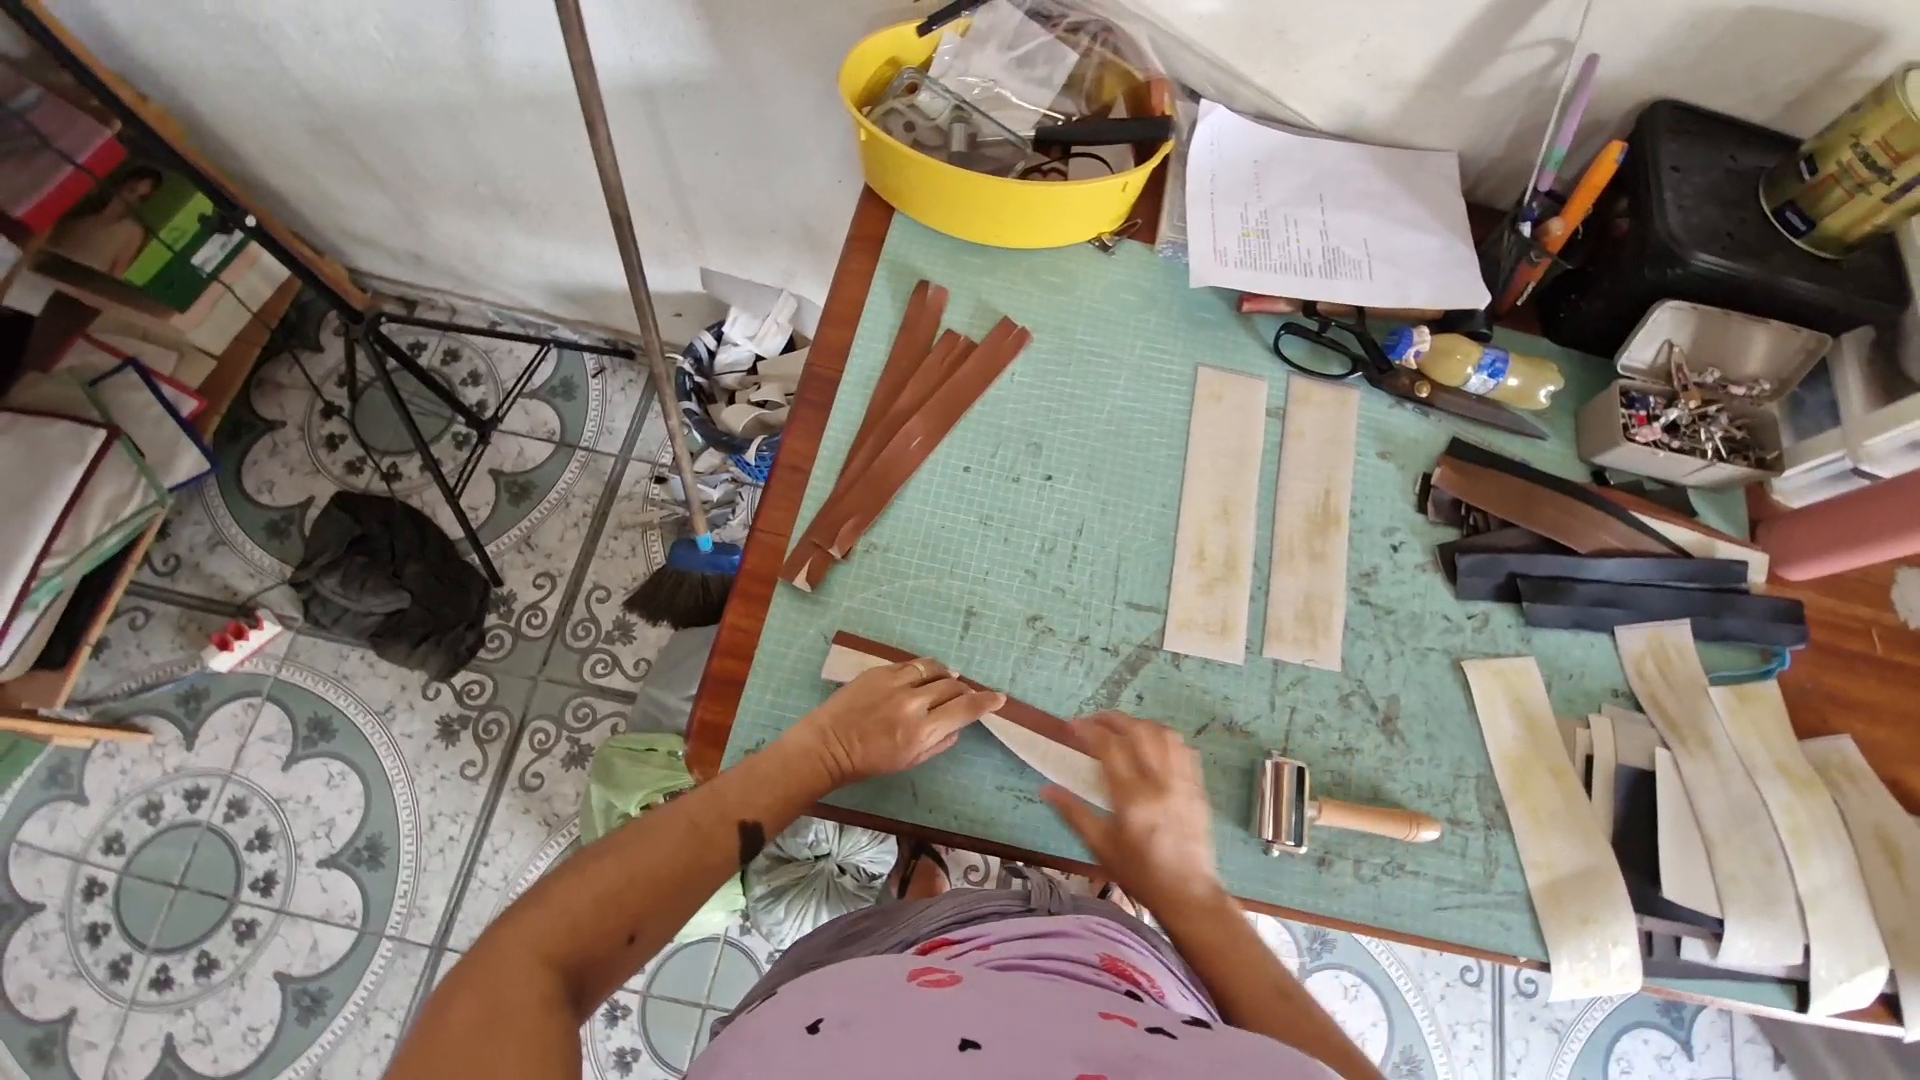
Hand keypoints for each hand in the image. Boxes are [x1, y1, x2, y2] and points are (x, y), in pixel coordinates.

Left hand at [786, 658, 1003, 787]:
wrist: (828, 745)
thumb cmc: (869, 761)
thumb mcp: (910, 762)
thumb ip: (940, 743)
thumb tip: (958, 725)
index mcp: (922, 731)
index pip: (965, 709)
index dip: (986, 701)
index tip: (998, 698)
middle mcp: (913, 703)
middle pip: (953, 686)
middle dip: (965, 690)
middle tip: (965, 695)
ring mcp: (895, 683)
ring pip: (935, 668)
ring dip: (946, 675)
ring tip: (946, 681)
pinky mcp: (880, 671)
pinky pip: (912, 665)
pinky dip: (924, 670)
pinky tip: (922, 677)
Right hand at [1042, 712, 1222, 913]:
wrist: (1187, 894)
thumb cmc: (1139, 873)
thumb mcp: (1100, 846)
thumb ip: (1073, 813)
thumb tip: (1045, 788)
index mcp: (1132, 798)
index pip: (1110, 747)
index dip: (1089, 730)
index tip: (1072, 726)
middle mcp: (1160, 783)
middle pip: (1138, 731)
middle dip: (1113, 718)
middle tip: (1093, 721)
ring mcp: (1183, 783)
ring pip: (1164, 734)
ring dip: (1140, 724)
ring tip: (1122, 729)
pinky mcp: (1198, 788)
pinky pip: (1185, 749)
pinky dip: (1166, 738)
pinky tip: (1153, 745)